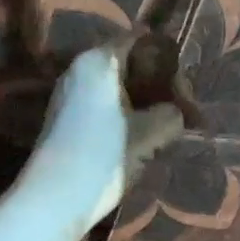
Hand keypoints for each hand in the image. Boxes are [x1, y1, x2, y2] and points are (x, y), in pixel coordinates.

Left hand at [22, 41, 183, 233]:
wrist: (55, 200)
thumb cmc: (105, 156)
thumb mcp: (150, 134)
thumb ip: (171, 114)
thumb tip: (176, 113)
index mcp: (98, 60)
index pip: (140, 40)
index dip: (167, 60)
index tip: (184, 87)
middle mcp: (77, 71)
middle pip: (125, 66)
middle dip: (154, 85)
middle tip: (178, 110)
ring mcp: (65, 98)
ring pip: (112, 91)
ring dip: (138, 105)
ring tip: (160, 129)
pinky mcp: (61, 125)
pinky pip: (98, 110)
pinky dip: (119, 118)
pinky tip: (134, 141)